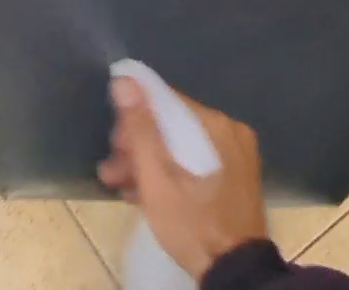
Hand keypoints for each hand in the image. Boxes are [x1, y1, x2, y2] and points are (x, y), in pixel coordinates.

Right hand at [98, 76, 270, 279]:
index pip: (166, 102)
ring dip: (150, 163)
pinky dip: (171, 174)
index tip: (115, 143)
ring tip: (120, 186)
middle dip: (138, 146)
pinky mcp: (234, 179)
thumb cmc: (193, 225)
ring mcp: (235, 157)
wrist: (235, 277)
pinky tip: (145, 193)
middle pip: (173, 125)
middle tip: (113, 171)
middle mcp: (230, 132)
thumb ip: (140, 128)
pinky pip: (195, 163)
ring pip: (182, 147)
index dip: (135, 118)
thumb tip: (125, 79)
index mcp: (216, 125)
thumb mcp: (157, 178)